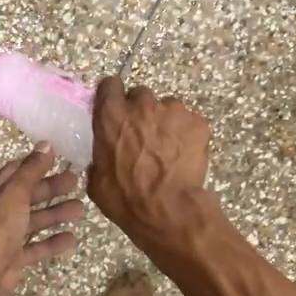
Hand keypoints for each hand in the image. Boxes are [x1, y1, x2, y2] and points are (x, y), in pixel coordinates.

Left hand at [0, 144, 83, 295]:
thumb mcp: (14, 194)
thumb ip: (31, 171)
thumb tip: (46, 144)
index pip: (15, 172)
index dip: (35, 164)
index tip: (58, 158)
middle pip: (27, 196)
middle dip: (51, 189)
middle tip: (76, 182)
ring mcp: (5, 236)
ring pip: (34, 221)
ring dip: (56, 214)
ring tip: (80, 211)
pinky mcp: (13, 258)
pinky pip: (36, 247)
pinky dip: (52, 242)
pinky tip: (71, 239)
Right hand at [87, 77, 211, 251]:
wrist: (168, 210)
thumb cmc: (125, 198)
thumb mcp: (97, 180)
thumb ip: (100, 156)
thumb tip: (103, 156)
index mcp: (112, 116)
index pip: (110, 85)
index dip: (112, 96)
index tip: (115, 109)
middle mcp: (142, 105)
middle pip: (141, 95)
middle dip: (140, 111)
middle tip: (142, 137)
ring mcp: (174, 111)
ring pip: (168, 109)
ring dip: (165, 124)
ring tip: (166, 151)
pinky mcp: (198, 122)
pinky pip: (189, 123)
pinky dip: (186, 135)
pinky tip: (183, 157)